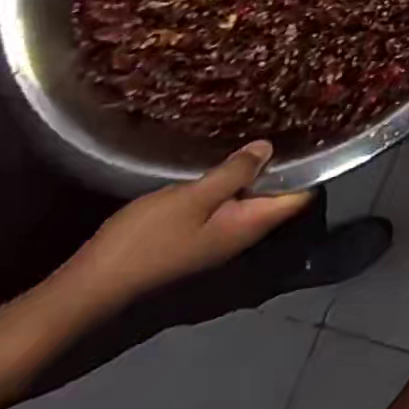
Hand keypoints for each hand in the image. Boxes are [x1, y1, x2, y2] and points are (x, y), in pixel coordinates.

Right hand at [58, 141, 310, 309]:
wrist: (97, 284)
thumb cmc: (149, 238)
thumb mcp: (194, 198)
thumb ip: (234, 173)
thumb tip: (270, 149)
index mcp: (247, 227)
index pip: (295, 200)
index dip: (308, 168)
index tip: (311, 133)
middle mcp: (240, 236)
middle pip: (275, 199)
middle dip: (281, 165)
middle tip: (286, 123)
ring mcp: (218, 239)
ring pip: (249, 201)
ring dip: (254, 173)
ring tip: (260, 132)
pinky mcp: (197, 237)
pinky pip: (227, 205)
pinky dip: (232, 183)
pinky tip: (224, 160)